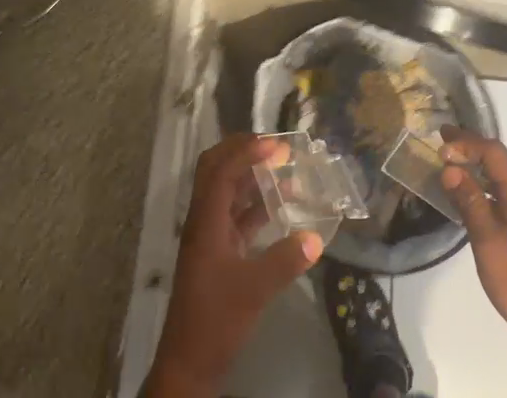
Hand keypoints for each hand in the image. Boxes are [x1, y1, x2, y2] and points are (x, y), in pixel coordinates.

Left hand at [144, 134, 325, 396]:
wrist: (189, 361)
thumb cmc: (216, 320)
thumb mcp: (254, 290)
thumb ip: (285, 261)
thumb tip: (316, 237)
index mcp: (204, 222)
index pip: (221, 172)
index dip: (247, 153)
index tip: (278, 145)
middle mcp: (203, 221)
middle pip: (215, 171)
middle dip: (242, 153)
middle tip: (276, 147)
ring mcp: (209, 236)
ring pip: (227, 193)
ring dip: (252, 178)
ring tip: (286, 171)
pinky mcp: (218, 253)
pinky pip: (236, 216)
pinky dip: (256, 206)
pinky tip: (281, 207)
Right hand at [439, 125, 506, 355]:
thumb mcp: (487, 242)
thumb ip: (470, 202)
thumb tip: (451, 169)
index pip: (495, 153)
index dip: (466, 142)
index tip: (440, 140)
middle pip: (503, 165)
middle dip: (472, 154)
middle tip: (442, 153)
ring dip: (482, 175)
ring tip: (454, 177)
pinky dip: (493, 193)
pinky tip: (478, 205)